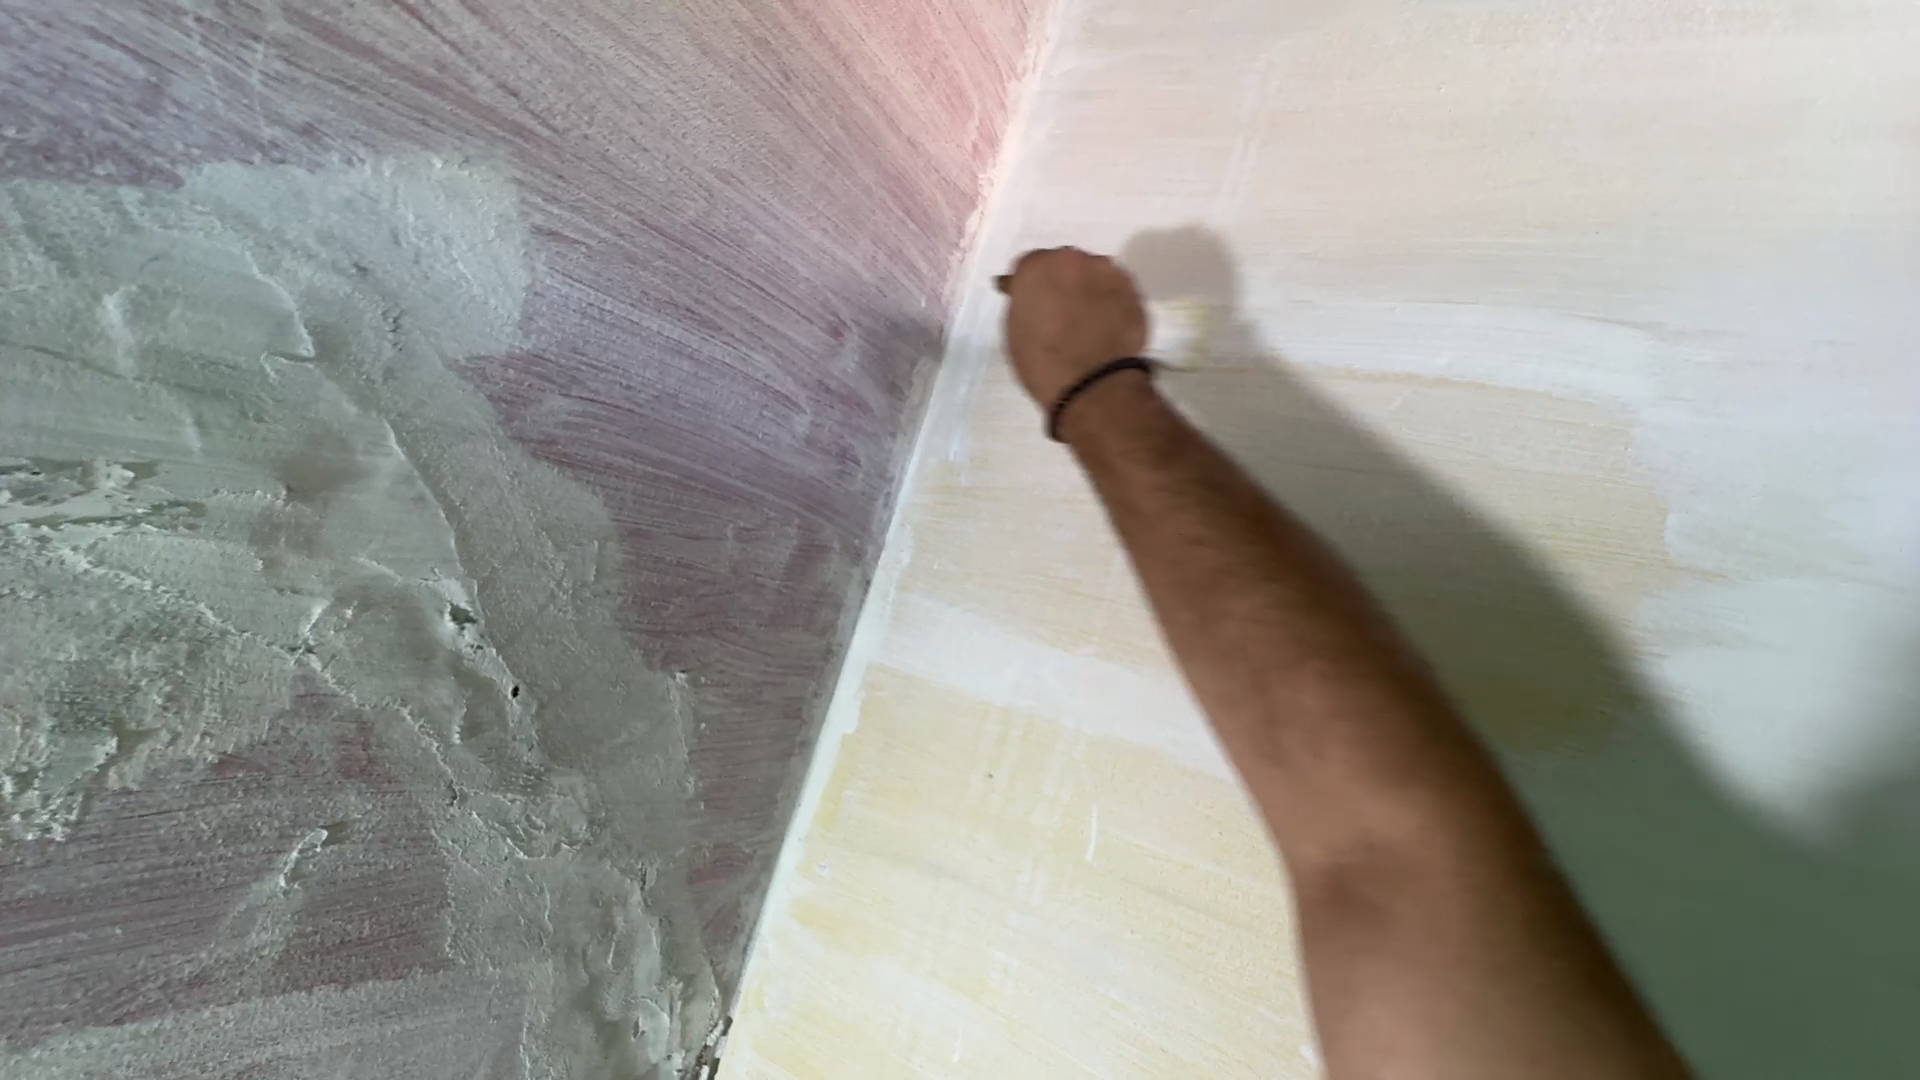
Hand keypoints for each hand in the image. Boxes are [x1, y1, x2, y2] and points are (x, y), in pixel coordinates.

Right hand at [997, 247, 1148, 405]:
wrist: (1091, 383)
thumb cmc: (1042, 363)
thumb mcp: (1016, 331)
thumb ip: (1026, 304)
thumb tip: (1037, 298)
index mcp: (1035, 268)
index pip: (1031, 266)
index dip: (1035, 287)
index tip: (1038, 305)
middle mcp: (1071, 259)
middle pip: (1066, 264)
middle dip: (1064, 283)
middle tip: (1065, 314)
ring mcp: (1106, 271)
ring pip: (1095, 274)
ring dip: (1091, 290)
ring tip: (1091, 322)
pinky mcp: (1133, 289)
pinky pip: (1117, 291)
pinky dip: (1112, 303)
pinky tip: (1109, 327)